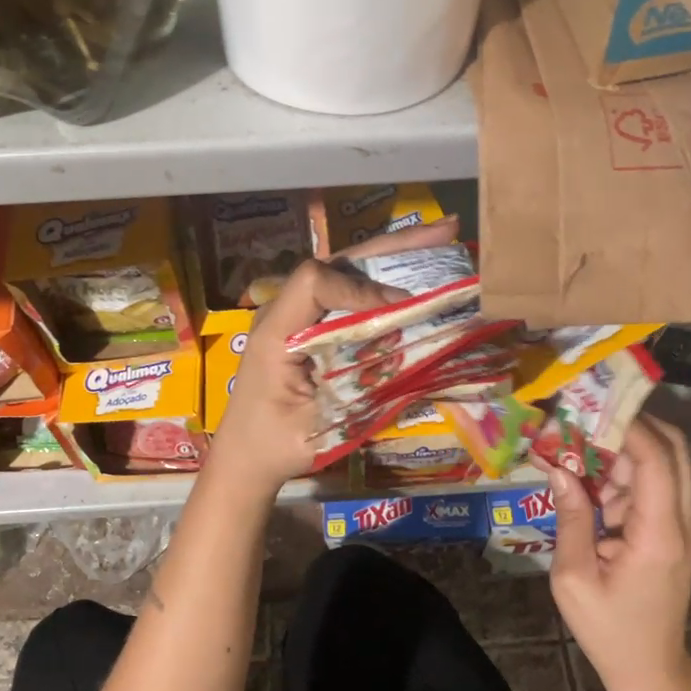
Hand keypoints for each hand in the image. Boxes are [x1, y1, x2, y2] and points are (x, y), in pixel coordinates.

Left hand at [209, 217, 460, 493]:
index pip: (314, 282)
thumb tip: (419, 365)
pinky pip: (348, 293)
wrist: (245, 458)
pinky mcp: (312, 326)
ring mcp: (299, 316)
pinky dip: (384, 281)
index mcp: (277, 330)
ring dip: (393, 256)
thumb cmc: (274, 446)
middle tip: (445, 232)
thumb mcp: (316, 427)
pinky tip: (418, 275)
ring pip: (347, 271)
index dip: (360, 287)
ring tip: (442, 240)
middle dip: (392, 247)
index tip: (400, 304)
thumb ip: (361, 395)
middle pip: (338, 262)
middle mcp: (286, 311)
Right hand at [549, 416, 690, 690]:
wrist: (649, 670)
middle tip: (586, 416)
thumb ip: (571, 518)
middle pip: (673, 450)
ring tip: (575, 451)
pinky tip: (588, 488)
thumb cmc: (609, 628)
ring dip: (623, 453)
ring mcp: (681, 526)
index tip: (589, 405)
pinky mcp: (673, 533)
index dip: (627, 426)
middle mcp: (681, 521)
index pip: (656, 459)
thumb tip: (559, 469)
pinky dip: (624, 476)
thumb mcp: (573, 577)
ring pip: (662, 465)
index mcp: (660, 533)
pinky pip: (654, 487)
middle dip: (632, 425)